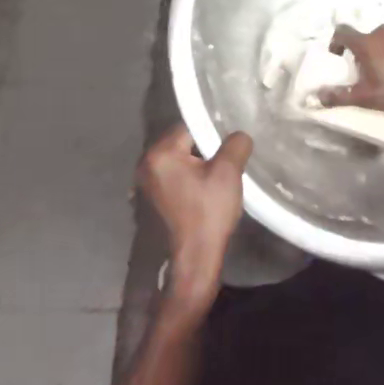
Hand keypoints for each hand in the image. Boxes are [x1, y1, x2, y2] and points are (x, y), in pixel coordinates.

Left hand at [136, 125, 250, 309]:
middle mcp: (145, 164)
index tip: (227, 146)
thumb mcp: (228, 172)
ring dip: (195, 164)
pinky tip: (202, 191)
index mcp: (159, 153)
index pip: (188, 126)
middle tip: (224, 161)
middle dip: (203, 148)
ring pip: (177, 161)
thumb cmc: (209, 212)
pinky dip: (187, 179)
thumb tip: (239, 135)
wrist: (194, 258)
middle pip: (180, 142)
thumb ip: (235, 144)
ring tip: (216, 176)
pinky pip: (172, 177)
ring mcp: (144, 184)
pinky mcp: (149, 200)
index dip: (211, 132)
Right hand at [323, 24, 383, 115]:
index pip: (341, 31)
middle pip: (361, 38)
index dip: (334, 43)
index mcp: (366, 42)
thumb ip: (341, 96)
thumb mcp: (369, 97)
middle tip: (360, 75)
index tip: (336, 58)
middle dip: (357, 55)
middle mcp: (381, 32)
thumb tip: (317, 96)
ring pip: (379, 41)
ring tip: (380, 76)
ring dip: (375, 55)